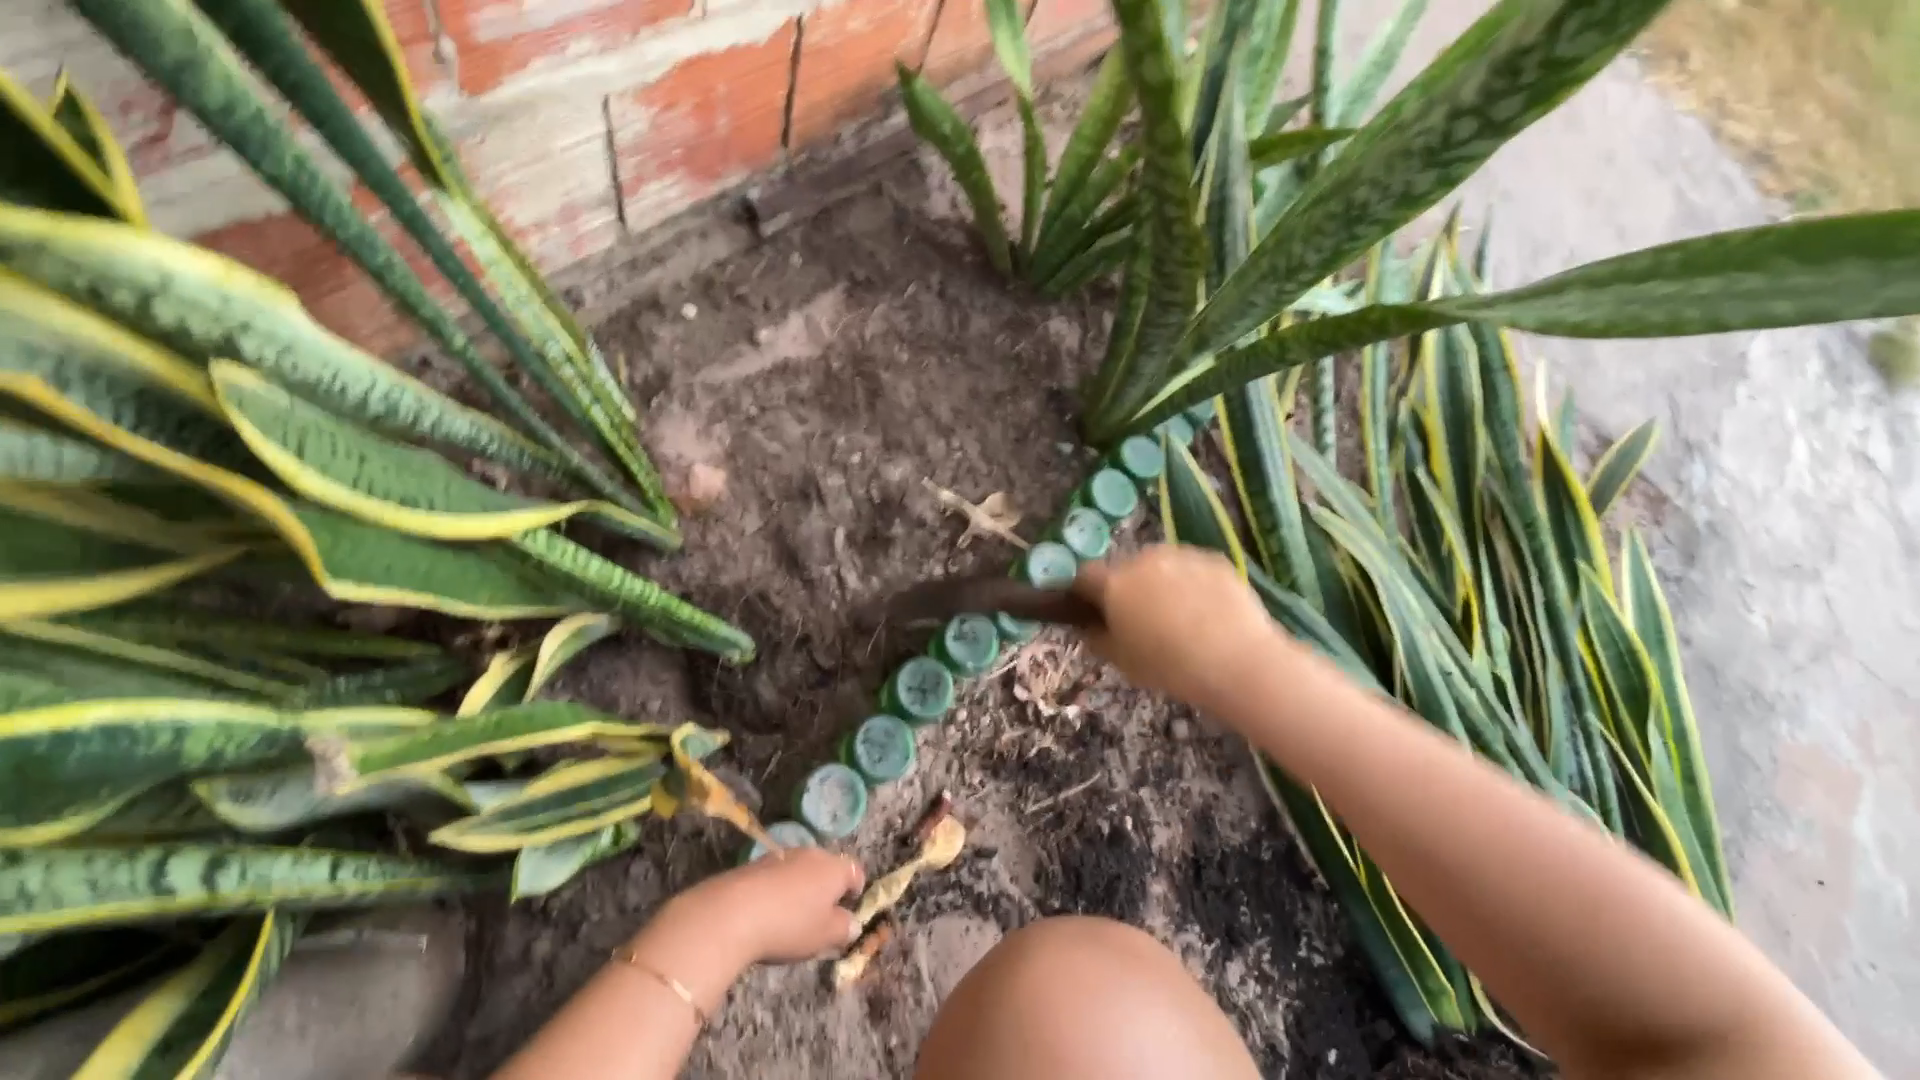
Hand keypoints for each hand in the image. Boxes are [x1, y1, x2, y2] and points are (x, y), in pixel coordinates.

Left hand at [642, 848, 865, 971]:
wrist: (731, 913)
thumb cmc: (790, 924)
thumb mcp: (826, 936)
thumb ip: (844, 928)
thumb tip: (852, 923)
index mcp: (834, 868)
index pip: (855, 871)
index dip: (856, 888)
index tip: (850, 906)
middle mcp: (810, 853)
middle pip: (826, 867)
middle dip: (826, 888)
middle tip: (822, 914)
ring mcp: (780, 856)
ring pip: (799, 870)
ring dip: (800, 888)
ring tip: (792, 916)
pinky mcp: (753, 865)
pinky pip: (775, 876)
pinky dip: (777, 891)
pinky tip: (767, 913)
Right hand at [1073, 545, 1296, 719]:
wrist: (1238, 662)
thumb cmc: (1170, 667)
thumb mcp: (1122, 662)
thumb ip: (1097, 639)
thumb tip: (1088, 627)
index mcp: (1115, 584)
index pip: (1084, 575)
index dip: (1084, 592)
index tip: (1093, 611)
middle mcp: (1144, 559)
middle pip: (1124, 568)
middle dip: (1127, 588)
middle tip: (1141, 619)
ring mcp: (1182, 555)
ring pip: (1160, 564)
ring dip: (1160, 582)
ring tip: (1180, 616)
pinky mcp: (1215, 559)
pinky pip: (1192, 567)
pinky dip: (1192, 583)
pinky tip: (1207, 611)